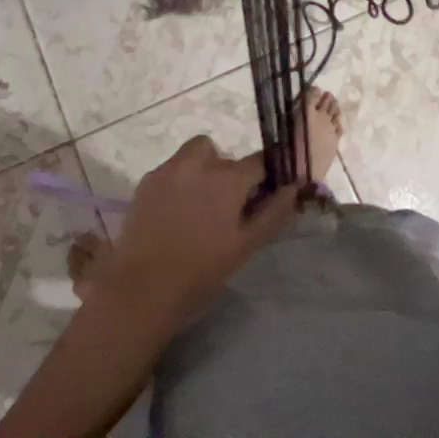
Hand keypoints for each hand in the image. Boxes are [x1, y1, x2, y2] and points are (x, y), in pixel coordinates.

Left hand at [95, 137, 299, 322]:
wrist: (143, 285)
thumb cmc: (201, 270)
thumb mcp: (246, 245)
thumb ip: (273, 212)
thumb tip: (294, 186)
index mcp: (228, 177)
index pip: (259, 162)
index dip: (264, 177)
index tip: (263, 194)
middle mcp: (199, 162)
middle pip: (224, 155)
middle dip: (230, 173)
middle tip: (227, 207)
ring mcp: (169, 168)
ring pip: (196, 154)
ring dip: (204, 169)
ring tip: (200, 206)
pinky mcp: (147, 179)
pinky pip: (172, 168)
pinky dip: (180, 180)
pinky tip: (176, 212)